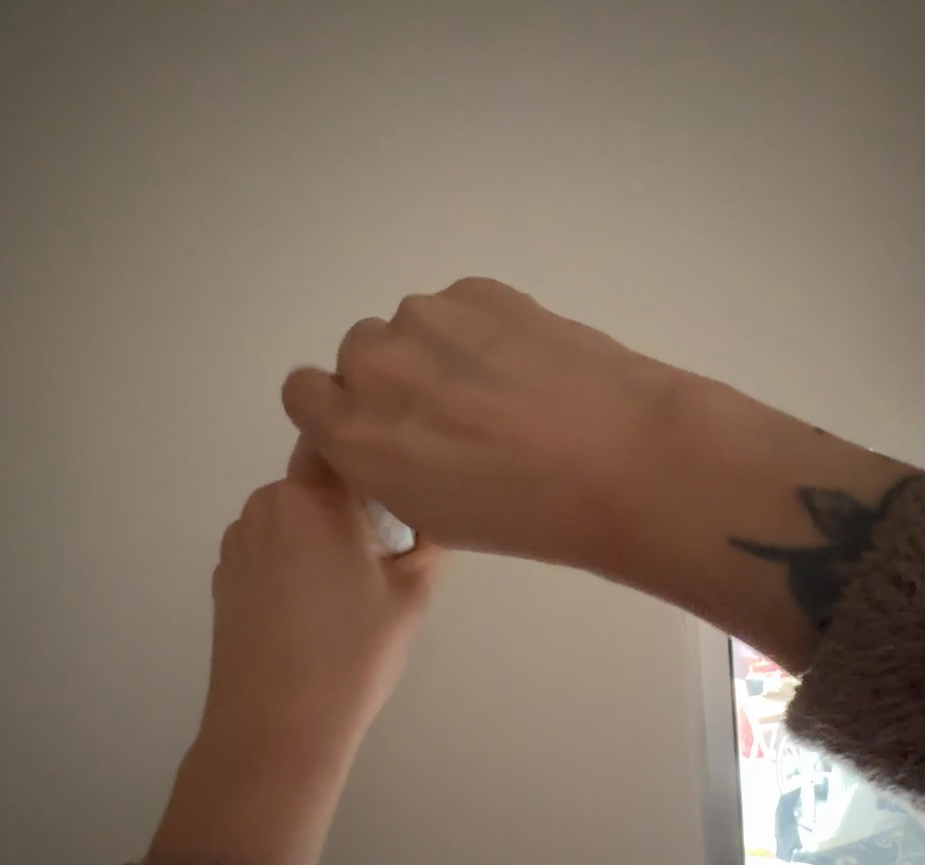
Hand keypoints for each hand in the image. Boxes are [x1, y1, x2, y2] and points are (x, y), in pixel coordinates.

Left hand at [203, 443, 444, 745]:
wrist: (275, 729)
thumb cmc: (352, 654)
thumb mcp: (413, 595)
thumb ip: (430, 540)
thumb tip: (433, 513)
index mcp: (310, 499)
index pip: (337, 438)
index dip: (368, 447)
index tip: (396, 481)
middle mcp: (265, 506)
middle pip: (315, 479)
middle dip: (350, 501)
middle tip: (385, 551)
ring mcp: (237, 543)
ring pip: (291, 514)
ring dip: (320, 531)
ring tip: (347, 588)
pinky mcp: (223, 577)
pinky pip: (269, 546)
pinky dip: (293, 559)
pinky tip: (310, 610)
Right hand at [281, 277, 686, 568]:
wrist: (622, 459)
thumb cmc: (528, 513)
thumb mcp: (433, 515)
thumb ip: (383, 465)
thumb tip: (386, 434)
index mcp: (355, 435)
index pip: (303, 393)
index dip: (339, 409)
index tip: (376, 424)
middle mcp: (375, 366)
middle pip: (358, 356)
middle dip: (393, 380)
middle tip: (454, 413)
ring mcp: (427, 319)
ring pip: (411, 328)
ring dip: (437, 351)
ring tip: (502, 389)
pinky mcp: (480, 290)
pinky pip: (457, 308)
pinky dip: (479, 330)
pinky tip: (527, 364)